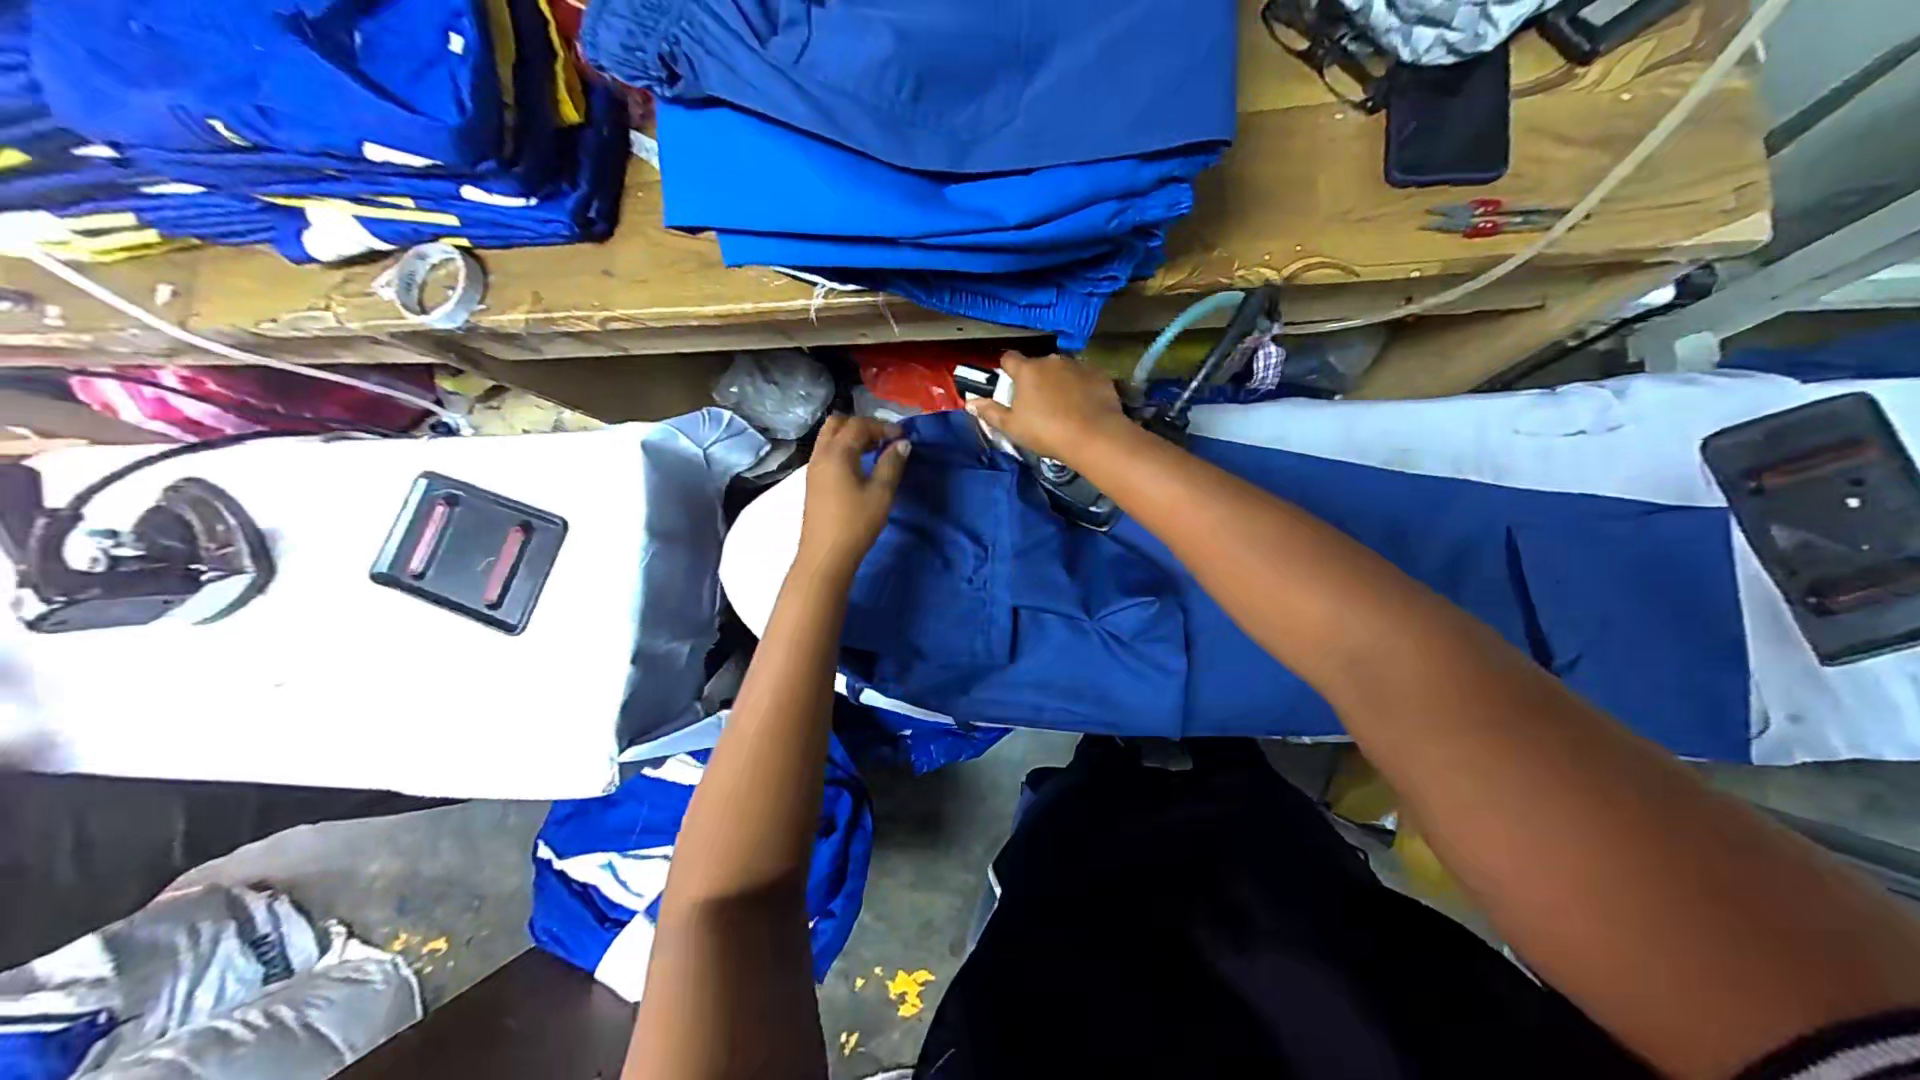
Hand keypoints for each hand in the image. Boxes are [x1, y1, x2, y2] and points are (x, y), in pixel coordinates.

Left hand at [797, 414, 911, 573]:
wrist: (825, 556)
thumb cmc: (856, 524)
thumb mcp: (881, 493)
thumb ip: (892, 464)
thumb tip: (902, 444)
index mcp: (837, 452)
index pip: (859, 425)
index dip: (883, 426)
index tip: (902, 437)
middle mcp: (821, 454)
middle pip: (838, 423)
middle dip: (863, 425)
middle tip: (884, 439)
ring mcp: (813, 468)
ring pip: (829, 437)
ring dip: (852, 437)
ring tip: (874, 451)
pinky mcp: (813, 482)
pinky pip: (827, 452)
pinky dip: (843, 449)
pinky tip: (860, 467)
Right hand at [965, 351, 1133, 465]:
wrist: (1094, 435)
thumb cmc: (1046, 431)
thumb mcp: (1012, 427)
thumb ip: (990, 412)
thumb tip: (970, 402)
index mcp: (1026, 370)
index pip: (1009, 358)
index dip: (1007, 369)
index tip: (1010, 384)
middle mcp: (1051, 360)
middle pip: (1038, 364)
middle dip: (1036, 378)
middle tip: (1038, 403)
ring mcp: (1077, 365)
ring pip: (1062, 369)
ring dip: (1060, 381)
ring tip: (1064, 405)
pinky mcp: (1099, 374)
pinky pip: (1085, 376)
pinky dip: (1082, 386)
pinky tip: (1084, 405)